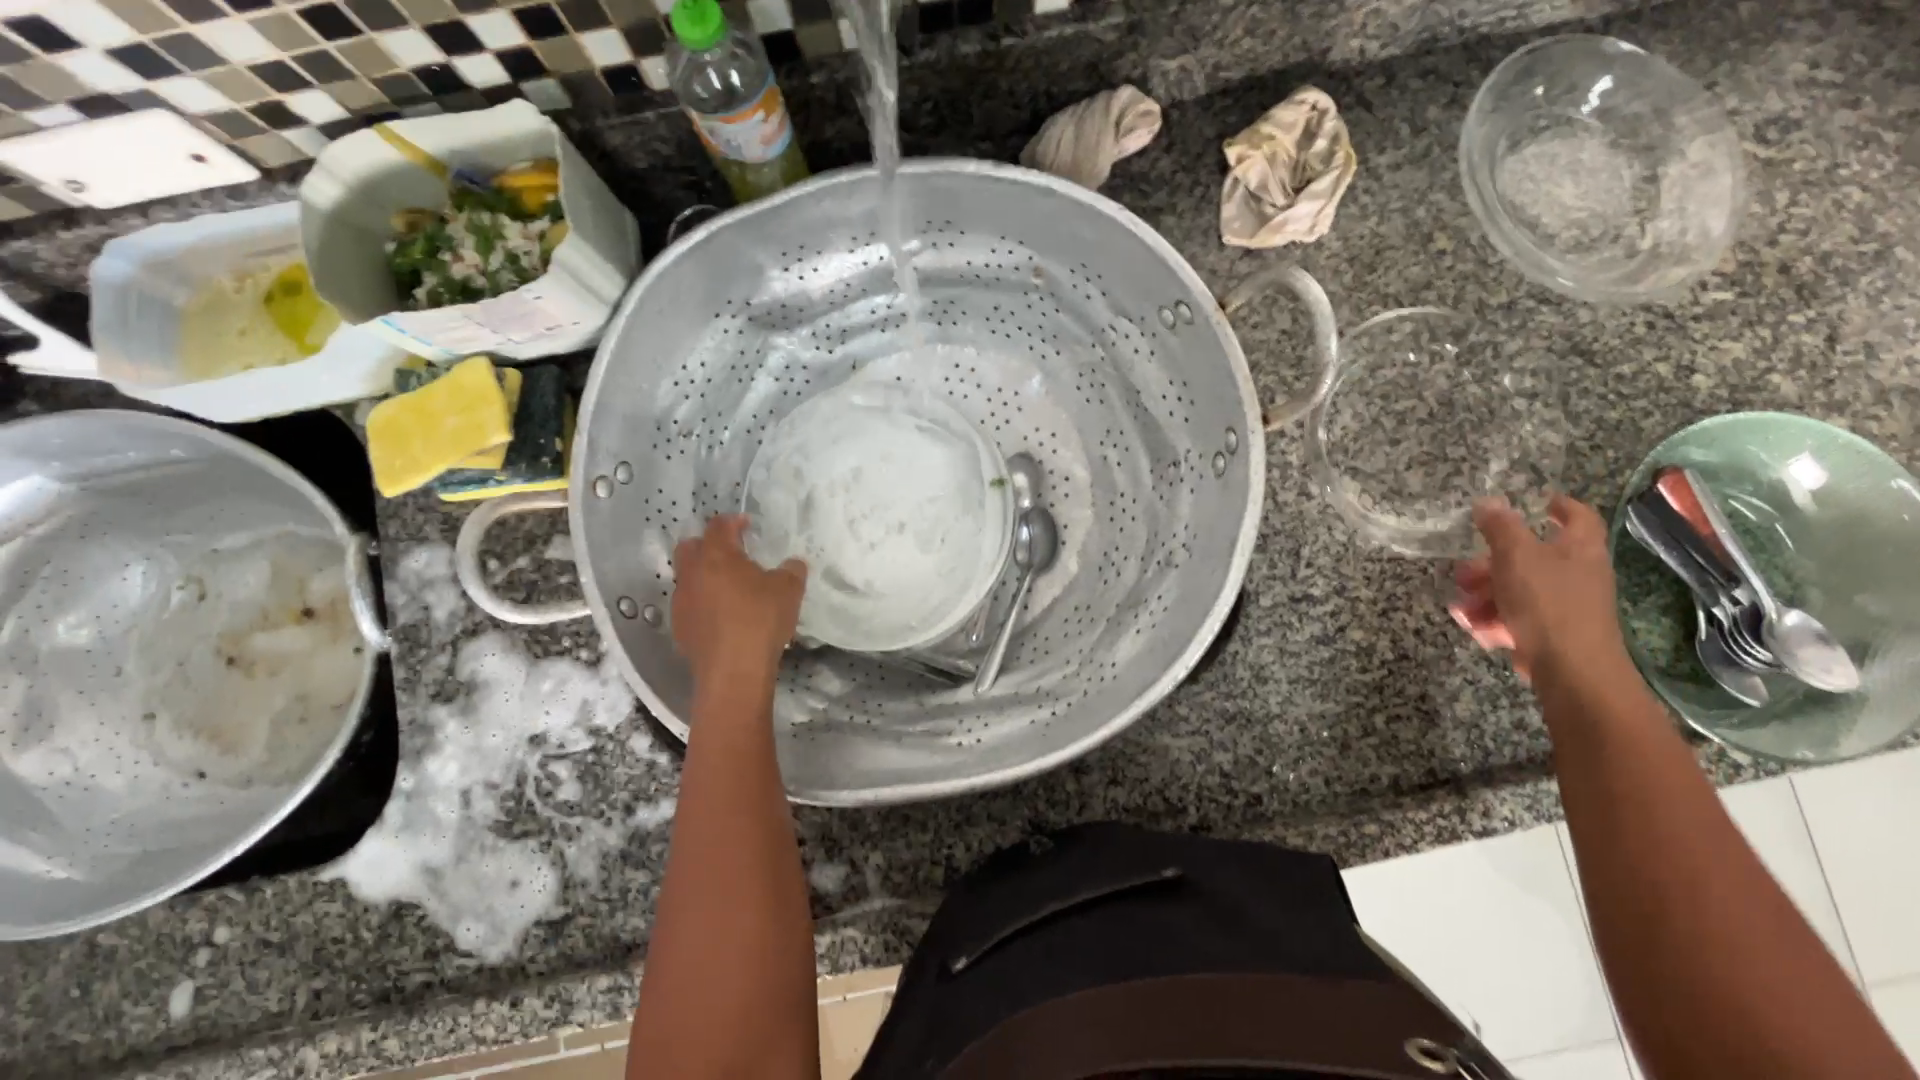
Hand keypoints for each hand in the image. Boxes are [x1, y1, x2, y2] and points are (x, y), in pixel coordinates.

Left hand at [671, 516, 806, 681]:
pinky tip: (722, 618)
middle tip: (732, 554)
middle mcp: (692, 573)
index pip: (719, 525)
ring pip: (687, 578)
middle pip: (690, 547)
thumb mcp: (789, 590)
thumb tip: (793, 564)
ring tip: (729, 589)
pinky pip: (689, 605)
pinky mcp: (679, 628)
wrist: (733, 671)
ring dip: (704, 577)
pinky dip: (703, 604)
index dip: (733, 521)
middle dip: (708, 545)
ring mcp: (681, 602)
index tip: (747, 525)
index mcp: (717, 555)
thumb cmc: (761, 620)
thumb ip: (791, 570)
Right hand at [1449, 494, 1629, 682]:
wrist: (1571, 669)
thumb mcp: (1515, 556)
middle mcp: (1577, 574)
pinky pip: (1519, 618)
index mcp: (1578, 548)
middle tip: (1464, 572)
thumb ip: (1500, 527)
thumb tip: (1489, 502)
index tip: (1538, 502)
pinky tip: (1477, 629)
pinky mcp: (1553, 635)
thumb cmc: (1547, 602)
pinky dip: (1495, 621)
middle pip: (1531, 558)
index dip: (1559, 506)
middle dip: (1491, 564)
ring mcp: (1566, 606)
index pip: (1577, 516)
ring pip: (1518, 590)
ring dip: (1485, 596)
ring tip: (1462, 608)